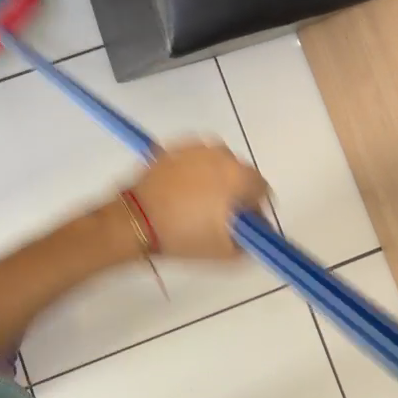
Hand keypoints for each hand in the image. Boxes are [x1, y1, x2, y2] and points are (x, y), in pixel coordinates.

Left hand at [123, 140, 267, 259]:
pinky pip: (194, 158)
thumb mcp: (227, 251)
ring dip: (214, 177)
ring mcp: (194, 147)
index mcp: (238, 176)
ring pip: (216, 162)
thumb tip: (255, 231)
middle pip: (239, 172)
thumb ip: (252, 241)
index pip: (261, 189)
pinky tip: (181, 188)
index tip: (242, 223)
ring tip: (196, 200)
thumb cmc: (184, 235)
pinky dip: (194, 169)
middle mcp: (220, 154)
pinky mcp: (173, 146)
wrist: (137, 219)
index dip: (254, 208)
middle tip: (218, 213)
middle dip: (234, 191)